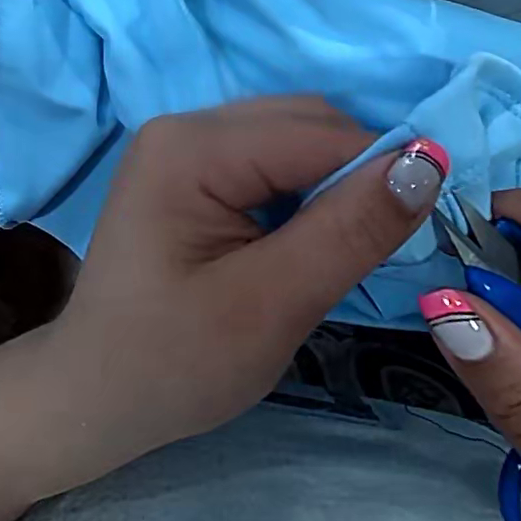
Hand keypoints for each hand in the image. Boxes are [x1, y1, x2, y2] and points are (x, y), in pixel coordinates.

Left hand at [32, 97, 445, 489]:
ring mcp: (184, 143)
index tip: (429, 218)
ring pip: (294, 137)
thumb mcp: (271, 304)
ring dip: (333, 180)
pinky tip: (304, 234)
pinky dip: (305, 188)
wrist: (91, 397)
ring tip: (339, 243)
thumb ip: (349, 229)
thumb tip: (428, 162)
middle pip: (305, 123)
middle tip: (378, 242)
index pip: (316, 134)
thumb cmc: (171, 364)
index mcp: (190, 147)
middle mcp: (185, 125)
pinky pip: (271, 158)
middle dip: (357, 172)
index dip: (383, 168)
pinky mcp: (191, 167)